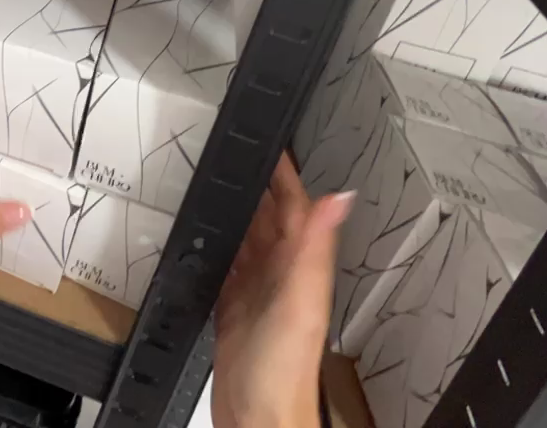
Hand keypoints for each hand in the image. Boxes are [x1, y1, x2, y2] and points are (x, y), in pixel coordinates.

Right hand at [211, 154, 351, 427]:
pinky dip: (216, 244)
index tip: (269, 145)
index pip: (294, 208)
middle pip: (268, 218)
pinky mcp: (231, 307)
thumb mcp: (300, 302)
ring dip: (236, 211)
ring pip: (246, 238)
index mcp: (299, 268)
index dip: (283, 175)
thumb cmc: (282, 372)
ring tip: (220, 183)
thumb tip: (340, 198)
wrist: (257, 420)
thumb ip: (315, 248)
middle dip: (256, 186)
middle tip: (238, 155)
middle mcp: (278, 276)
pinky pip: (223, 265)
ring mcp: (254, 292)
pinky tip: (207, 235)